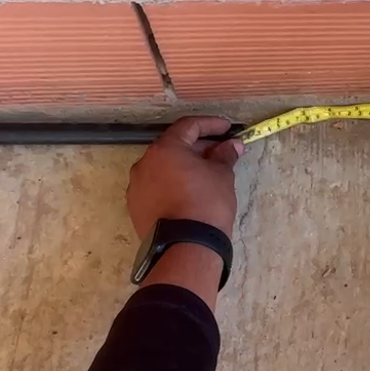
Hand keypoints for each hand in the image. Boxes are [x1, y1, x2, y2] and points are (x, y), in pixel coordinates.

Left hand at [127, 116, 243, 239]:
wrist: (185, 246)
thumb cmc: (206, 203)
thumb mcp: (222, 175)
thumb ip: (225, 155)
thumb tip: (233, 145)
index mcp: (165, 149)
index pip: (188, 126)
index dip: (211, 124)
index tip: (228, 128)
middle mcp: (144, 163)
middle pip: (174, 146)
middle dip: (198, 146)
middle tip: (221, 152)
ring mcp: (137, 185)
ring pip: (163, 166)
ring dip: (184, 165)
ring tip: (206, 173)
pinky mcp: (136, 206)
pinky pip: (156, 185)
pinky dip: (173, 182)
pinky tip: (189, 191)